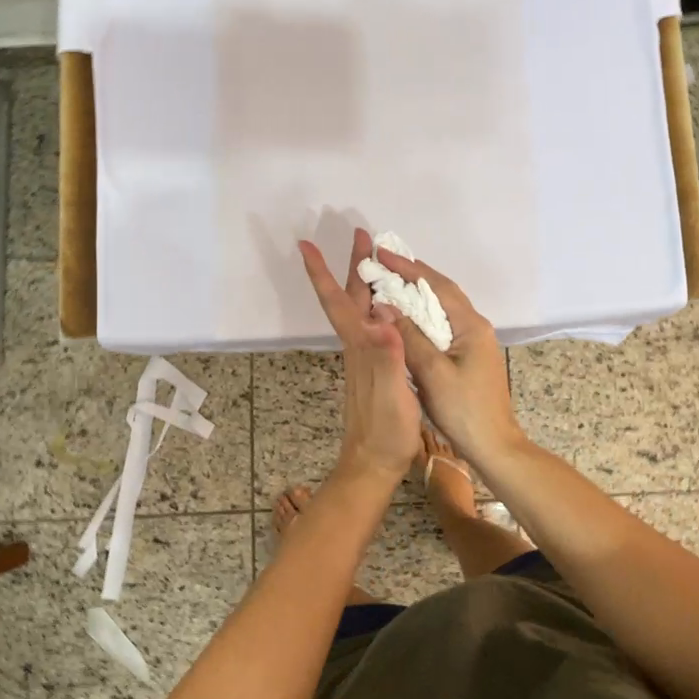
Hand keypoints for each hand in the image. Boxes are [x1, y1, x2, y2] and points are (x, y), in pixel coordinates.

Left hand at [299, 229, 421, 483]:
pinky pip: (376, 326)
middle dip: (353, 266)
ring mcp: (366, 359)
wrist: (374, 464)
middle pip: (351, 299)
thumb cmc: (385, 431)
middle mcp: (359, 347)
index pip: (337, 302)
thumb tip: (381, 314)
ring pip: (363, 311)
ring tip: (379, 262)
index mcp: (360, 347)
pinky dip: (381, 305)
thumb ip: (387, 355)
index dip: (321, 273)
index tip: (306, 244)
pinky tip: (392, 308)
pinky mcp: (376, 369)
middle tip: (362, 233)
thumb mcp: (391, 394)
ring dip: (367, 283)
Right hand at [372, 249, 523, 461]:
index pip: (437, 286)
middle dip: (414, 277)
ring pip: (444, 310)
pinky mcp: (470, 358)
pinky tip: (406, 322)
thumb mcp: (432, 372)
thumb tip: (384, 305)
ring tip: (390, 286)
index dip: (409, 269)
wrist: (494, 447)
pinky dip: (423, 317)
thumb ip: (409, 336)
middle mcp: (476, 328)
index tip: (382, 256)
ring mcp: (475, 343)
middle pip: (443, 293)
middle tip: (383, 266)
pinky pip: (444, 326)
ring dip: (418, 296)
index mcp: (471, 326)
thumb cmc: (464, 410)